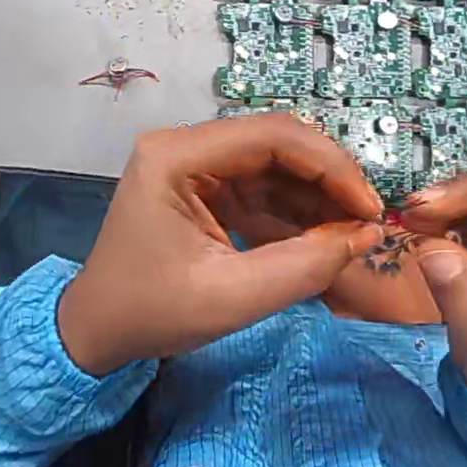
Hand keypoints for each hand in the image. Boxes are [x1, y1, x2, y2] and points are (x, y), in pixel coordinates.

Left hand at [57, 115, 385, 374]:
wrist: (97, 330)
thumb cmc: (150, 313)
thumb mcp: (231, 298)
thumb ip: (304, 267)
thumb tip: (366, 236)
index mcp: (176, 156)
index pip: (272, 136)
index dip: (330, 167)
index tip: (369, 208)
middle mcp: (183, 147)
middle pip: (275, 144)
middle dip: (327, 181)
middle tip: (367, 221)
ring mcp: (191, 166)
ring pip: (272, 166)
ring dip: (313, 199)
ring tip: (350, 234)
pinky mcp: (201, 190)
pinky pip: (258, 189)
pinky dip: (291, 213)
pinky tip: (320, 239)